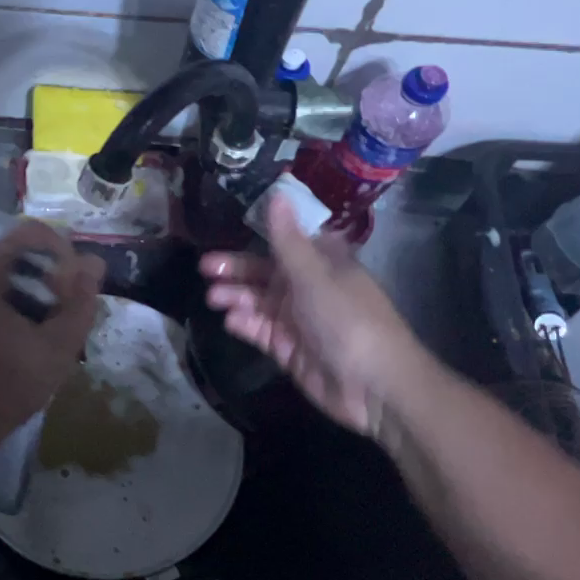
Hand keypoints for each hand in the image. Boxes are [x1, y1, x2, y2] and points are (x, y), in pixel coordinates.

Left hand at [0, 219, 104, 450]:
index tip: (78, 292)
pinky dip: (20, 309)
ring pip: (12, 277)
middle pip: (24, 253)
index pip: (37, 233)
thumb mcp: (54, 350)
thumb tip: (93, 265)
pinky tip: (32, 344)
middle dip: (55, 278)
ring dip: (40, 297)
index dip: (66, 254)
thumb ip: (78, 304)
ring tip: (55, 334)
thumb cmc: (1, 387)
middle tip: (71, 316)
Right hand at [200, 194, 438, 439]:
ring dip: (235, 296)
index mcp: (322, 265)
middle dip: (236, 270)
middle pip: (265, 272)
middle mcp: (309, 288)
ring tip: (212, 298)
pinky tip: (230, 320)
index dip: (257, 237)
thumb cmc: (347, 320)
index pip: (286, 243)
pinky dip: (244, 323)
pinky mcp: (288, 348)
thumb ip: (287, 239)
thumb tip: (277, 193)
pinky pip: (260, 329)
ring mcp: (298, 319)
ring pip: (258, 301)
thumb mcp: (313, 275)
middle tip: (204, 268)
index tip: (225, 232)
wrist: (374, 386)